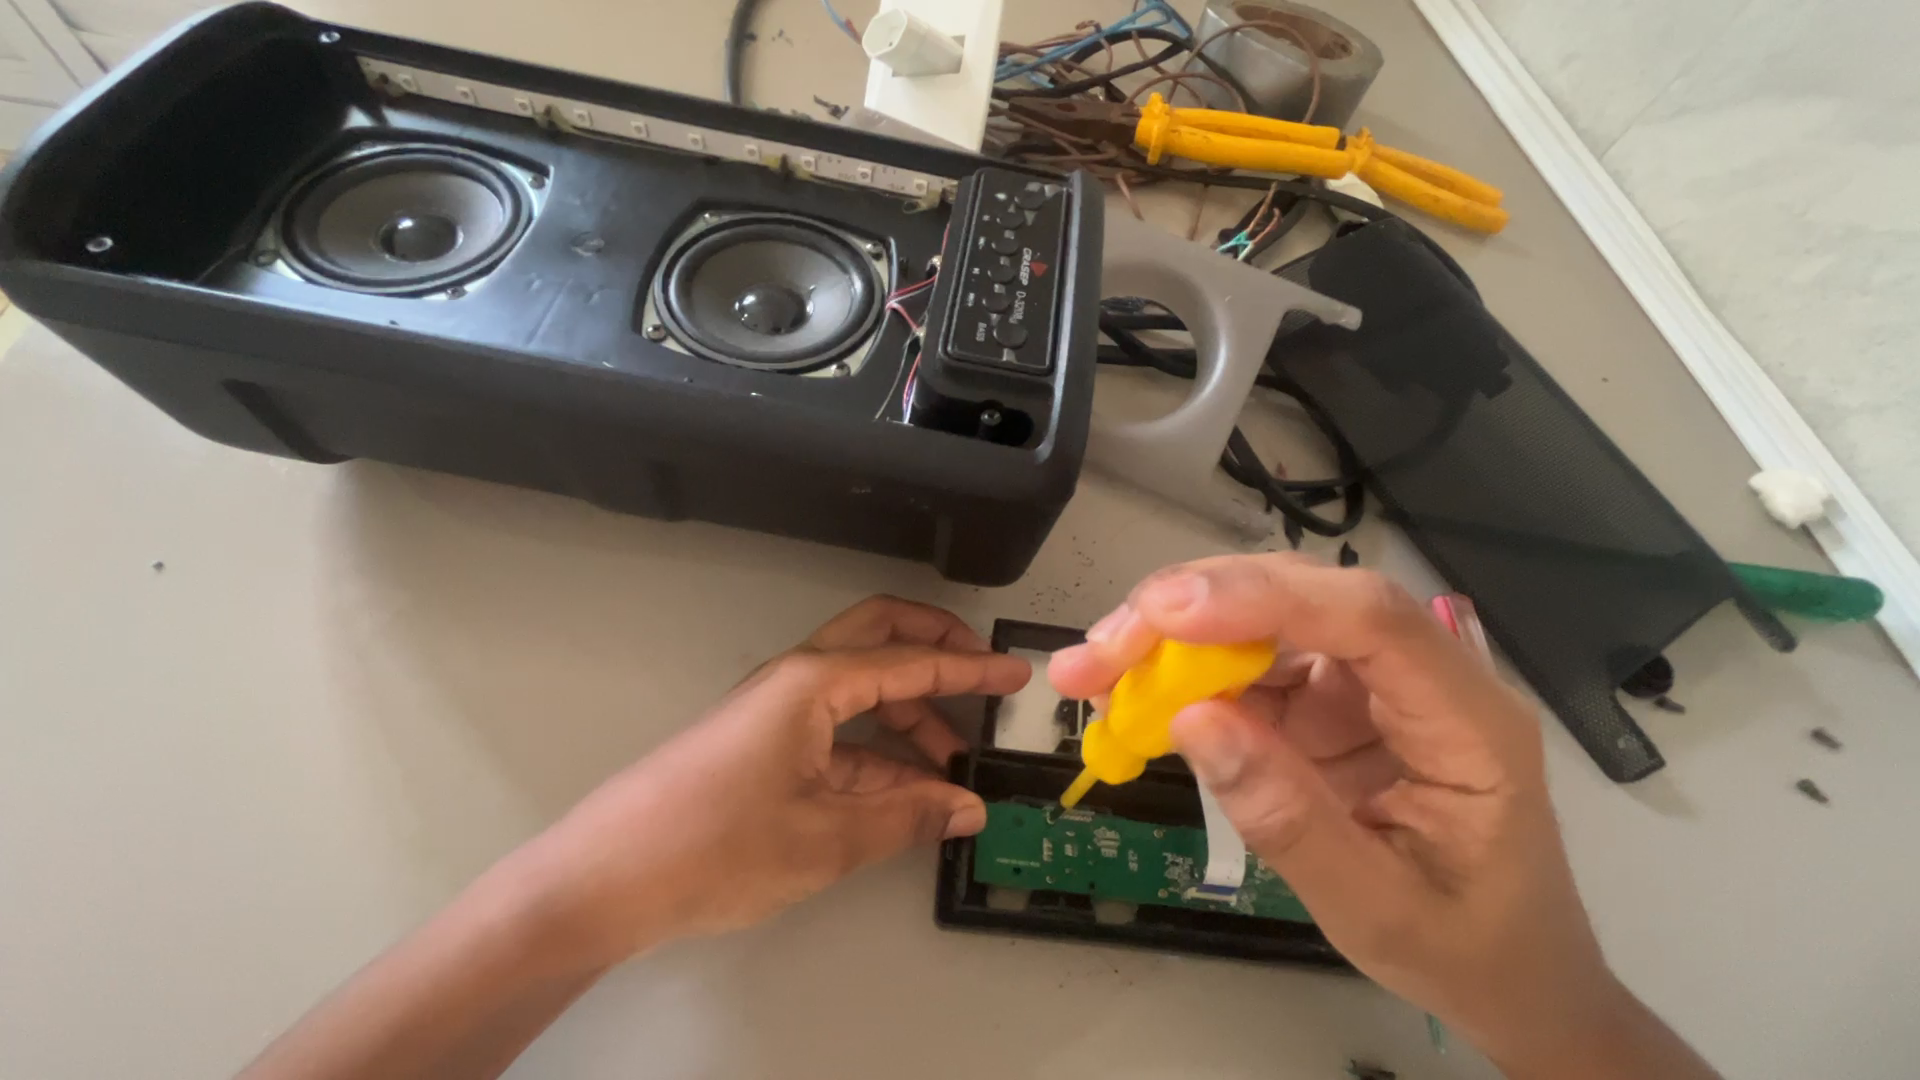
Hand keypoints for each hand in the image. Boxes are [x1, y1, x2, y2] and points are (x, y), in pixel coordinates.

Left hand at [522, 595, 1028, 963]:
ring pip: (860, 688)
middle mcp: (797, 679)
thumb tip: (968, 808)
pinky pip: (835, 729)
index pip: (911, 664)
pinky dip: (876, 750)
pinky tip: (902, 790)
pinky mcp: (764, 741)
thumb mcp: (825, 839)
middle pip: (880, 636)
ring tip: (952, 766)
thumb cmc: (716, 848)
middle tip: (984, 675)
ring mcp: (777, 709)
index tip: (1018, 675)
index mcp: (814, 682)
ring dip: (910, 714)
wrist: (603, 879)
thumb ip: (906, 818)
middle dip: (936, 649)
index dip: (971, 670)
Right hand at [1049, 556, 1663, 1073]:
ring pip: (1258, 619)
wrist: (1510, 977)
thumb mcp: (1376, 911)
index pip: (1368, 619)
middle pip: (1299, 599)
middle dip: (1190, 611)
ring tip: (1090, 671)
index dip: (1263, 599)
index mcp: (1464, 719)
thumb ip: (1289, 819)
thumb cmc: (1467, 949)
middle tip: (1099, 651)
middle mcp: (1412, 675)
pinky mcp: (1321, 699)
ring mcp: (1362, 682)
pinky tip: (1128, 695)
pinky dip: (1179, 674)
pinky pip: (1242, 664)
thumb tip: (1192, 721)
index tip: (1163, 613)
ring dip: (1169, 638)